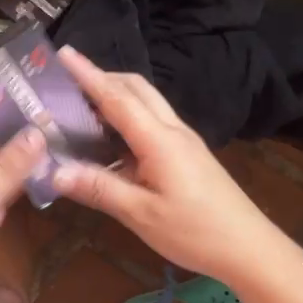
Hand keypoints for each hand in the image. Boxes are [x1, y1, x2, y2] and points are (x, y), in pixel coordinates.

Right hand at [51, 46, 297, 288]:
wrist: (249, 248)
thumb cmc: (195, 231)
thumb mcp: (140, 214)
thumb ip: (98, 188)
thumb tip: (54, 171)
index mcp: (159, 141)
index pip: (117, 98)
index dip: (88, 75)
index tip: (63, 53)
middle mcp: (172, 131)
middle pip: (136, 88)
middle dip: (102, 76)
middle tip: (66, 77)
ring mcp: (182, 141)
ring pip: (146, 102)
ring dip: (114, 93)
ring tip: (80, 101)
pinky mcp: (186, 154)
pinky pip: (151, 121)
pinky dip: (125, 115)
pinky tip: (107, 135)